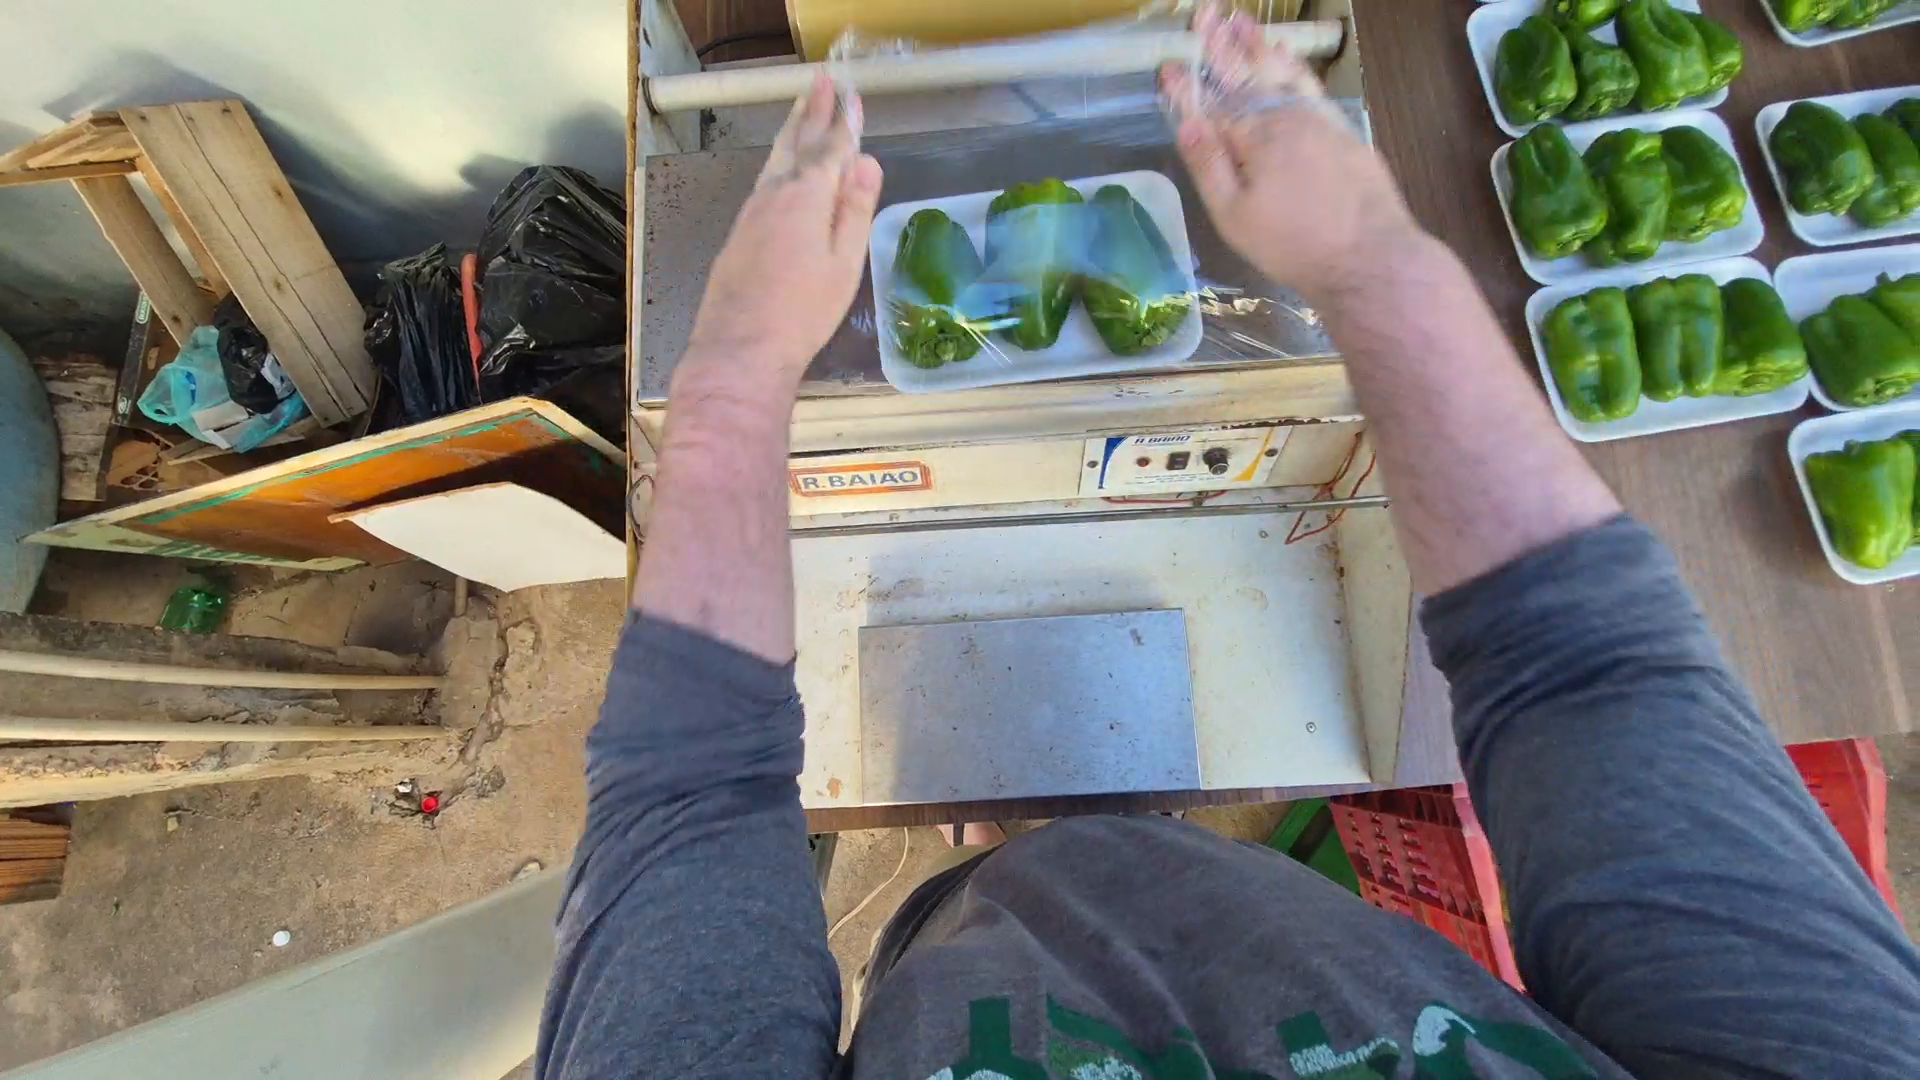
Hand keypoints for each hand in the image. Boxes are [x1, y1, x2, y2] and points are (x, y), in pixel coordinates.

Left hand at [681, 73, 883, 386]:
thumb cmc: (804, 312)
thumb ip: (854, 211)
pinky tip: (780, 169)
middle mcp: (774, 194)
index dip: (844, 124)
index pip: (831, 150)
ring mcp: (751, 213)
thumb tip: (866, 162)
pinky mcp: (738, 234)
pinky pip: (763, 184)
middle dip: (812, 112)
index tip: (853, 96)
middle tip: (821, 82)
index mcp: (806, 198)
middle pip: (796, 144)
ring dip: (792, 132)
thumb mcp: (843, 265)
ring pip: (775, 161)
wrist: (743, 345)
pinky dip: (778, 164)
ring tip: (801, 110)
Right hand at [1161, 7, 1419, 302]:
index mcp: (1257, 136)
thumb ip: (1210, 166)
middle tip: (1208, 13)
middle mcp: (1289, 116)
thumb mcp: (1235, 215)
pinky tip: (1289, 62)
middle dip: (1225, 44)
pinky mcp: (1343, 132)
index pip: (1214, 103)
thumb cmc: (1290, 243)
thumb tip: (1187, 123)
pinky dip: (1295, 66)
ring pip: (1285, 72)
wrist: (1366, 254)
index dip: (1188, 86)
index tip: (1166, 66)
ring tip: (1244, 23)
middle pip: (1250, 74)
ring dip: (1261, 47)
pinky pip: (1311, 85)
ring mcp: (1321, 119)